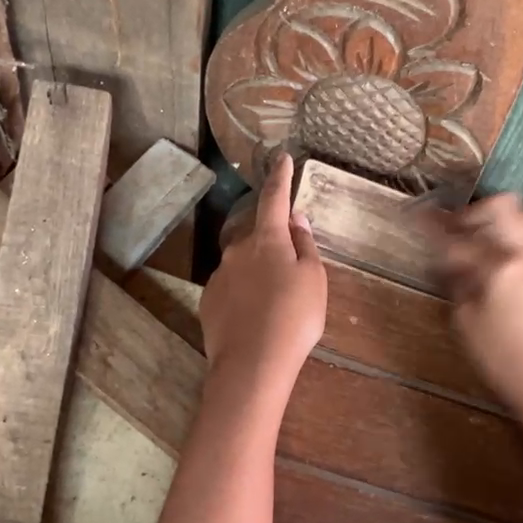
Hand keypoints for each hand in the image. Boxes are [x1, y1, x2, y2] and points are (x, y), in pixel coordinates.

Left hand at [201, 154, 326, 394]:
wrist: (252, 364)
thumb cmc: (294, 317)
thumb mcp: (313, 280)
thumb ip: (305, 246)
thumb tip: (295, 219)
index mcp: (267, 240)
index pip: (274, 199)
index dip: (282, 178)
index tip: (284, 159)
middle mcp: (237, 251)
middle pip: (257, 236)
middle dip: (272, 243)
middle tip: (291, 266)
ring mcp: (219, 276)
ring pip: (243, 265)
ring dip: (258, 274)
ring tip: (276, 304)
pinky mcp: (208, 302)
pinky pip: (231, 289)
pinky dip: (245, 296)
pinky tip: (256, 318)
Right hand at [428, 194, 522, 423]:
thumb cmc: (499, 355)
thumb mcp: (465, 320)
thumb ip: (458, 282)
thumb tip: (450, 261)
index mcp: (499, 267)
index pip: (459, 239)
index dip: (434, 227)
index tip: (418, 217)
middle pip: (503, 206)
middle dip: (476, 211)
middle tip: (459, 228)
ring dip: (503, 219)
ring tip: (485, 237)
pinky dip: (520, 233)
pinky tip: (504, 254)